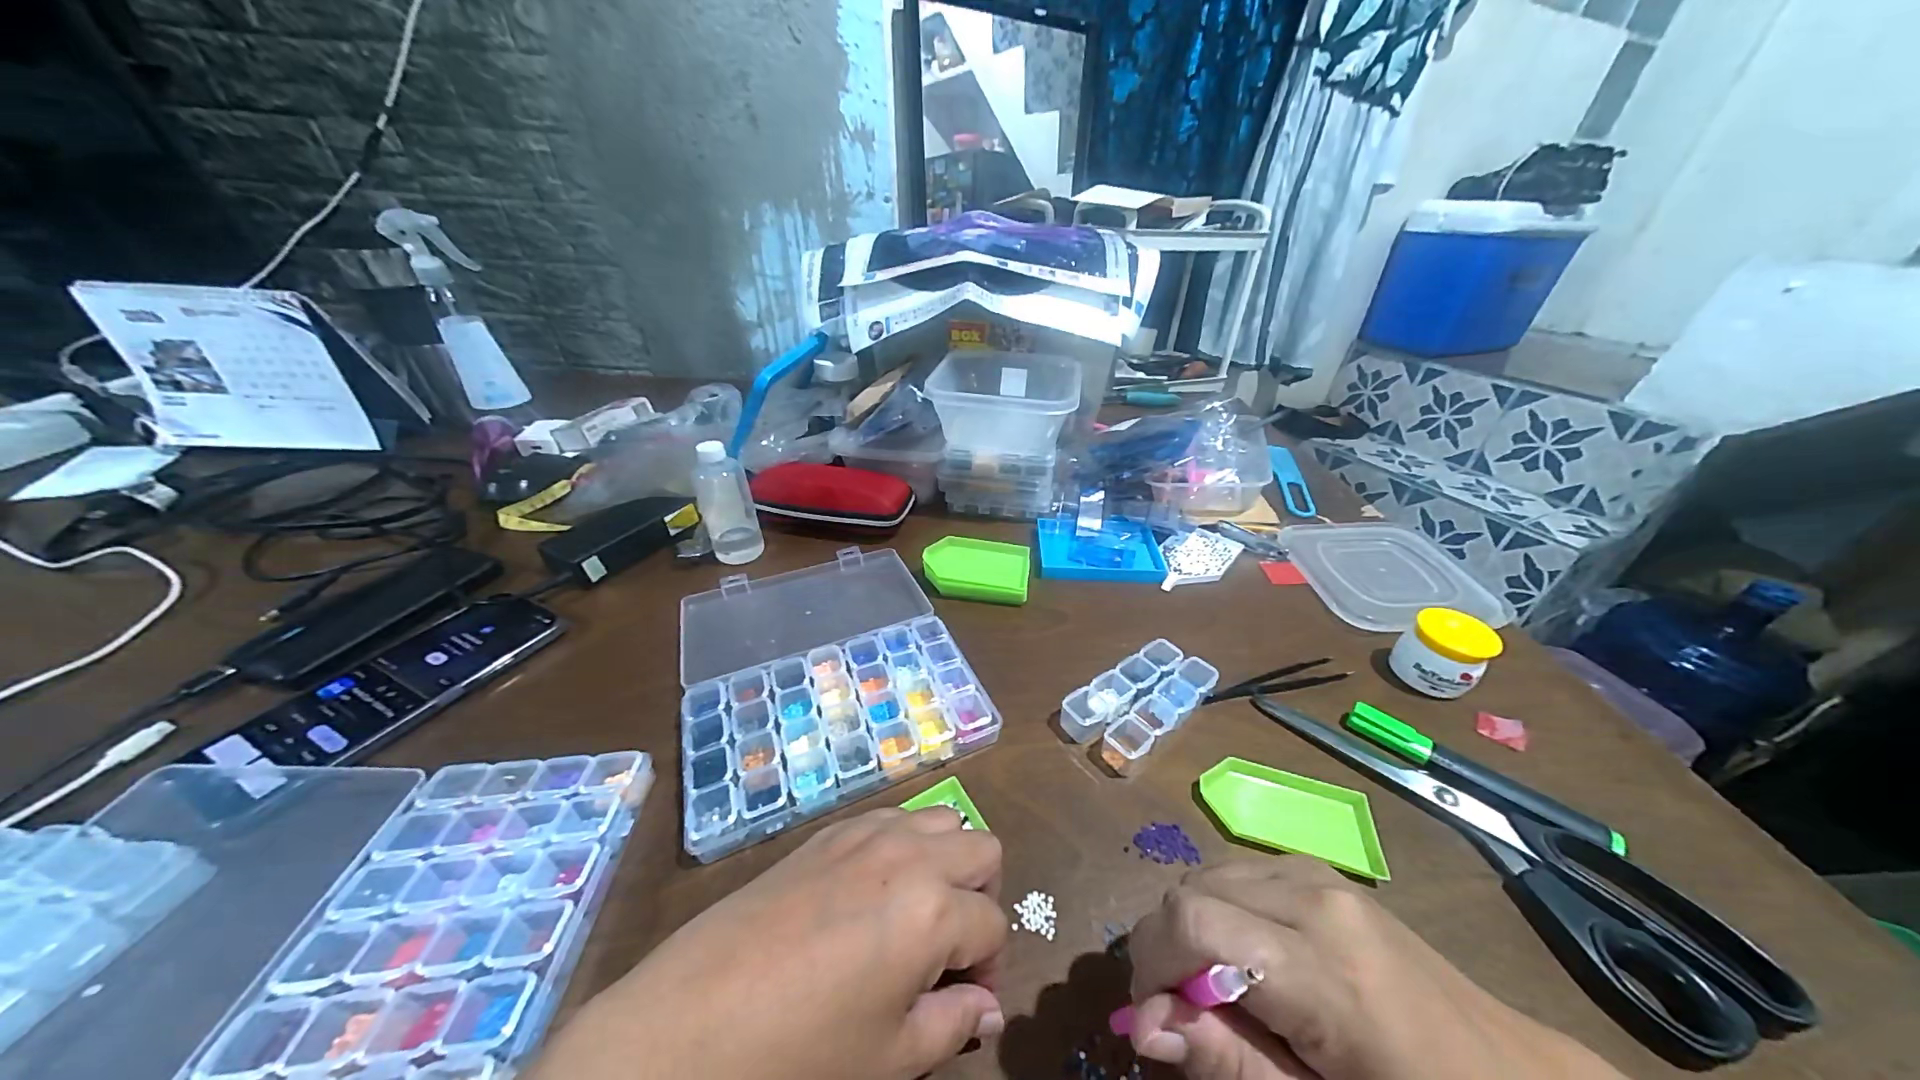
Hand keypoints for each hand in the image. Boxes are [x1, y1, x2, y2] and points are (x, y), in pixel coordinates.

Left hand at [528, 807, 1005, 1079]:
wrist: (684, 1025)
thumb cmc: (797, 1052)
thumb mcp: (889, 1057)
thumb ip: (954, 1023)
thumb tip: (988, 1008)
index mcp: (931, 907)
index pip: (994, 925)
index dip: (990, 969)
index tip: (967, 1001)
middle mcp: (906, 853)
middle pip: (982, 848)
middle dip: (980, 897)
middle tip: (948, 950)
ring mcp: (863, 833)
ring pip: (939, 819)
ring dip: (945, 861)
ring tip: (914, 914)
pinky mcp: (825, 832)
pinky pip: (889, 817)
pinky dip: (902, 844)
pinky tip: (870, 893)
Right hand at [1125, 859, 1625, 1079]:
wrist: (1511, 1075)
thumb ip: (1231, 1063)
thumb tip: (1143, 1023)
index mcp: (1326, 968)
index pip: (1194, 923)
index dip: (1153, 966)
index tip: (1158, 1021)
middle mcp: (1316, 897)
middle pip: (1191, 891)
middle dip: (1165, 949)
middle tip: (1185, 1014)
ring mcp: (1320, 875)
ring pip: (1208, 875)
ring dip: (1191, 928)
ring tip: (1217, 989)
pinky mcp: (1322, 871)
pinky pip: (1240, 872)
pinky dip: (1220, 908)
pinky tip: (1247, 956)